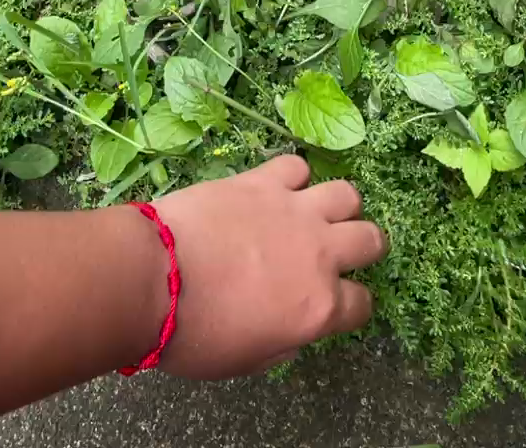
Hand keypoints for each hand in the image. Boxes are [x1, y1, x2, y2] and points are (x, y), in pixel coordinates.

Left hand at [147, 155, 384, 378]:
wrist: (154, 278)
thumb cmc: (195, 333)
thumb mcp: (247, 361)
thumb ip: (285, 340)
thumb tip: (293, 325)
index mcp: (319, 307)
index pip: (362, 304)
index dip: (352, 306)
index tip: (337, 304)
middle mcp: (319, 253)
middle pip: (370, 239)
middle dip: (362, 247)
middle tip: (339, 251)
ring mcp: (294, 210)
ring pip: (346, 194)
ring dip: (337, 206)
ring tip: (316, 213)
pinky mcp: (264, 180)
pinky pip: (296, 165)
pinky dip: (292, 177)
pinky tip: (277, 188)